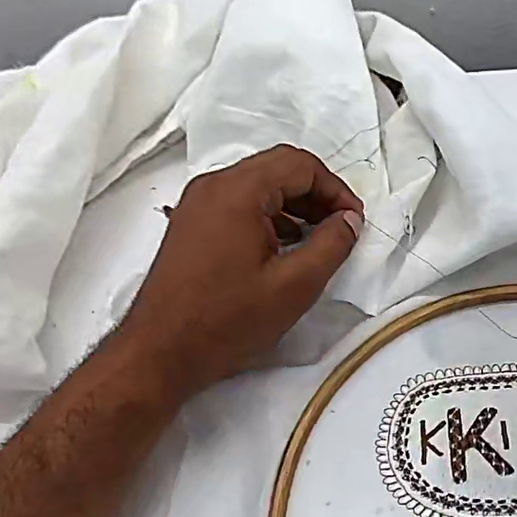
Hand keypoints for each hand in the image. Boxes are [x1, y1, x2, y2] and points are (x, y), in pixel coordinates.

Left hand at [114, 145, 363, 399]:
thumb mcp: (294, 286)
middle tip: (341, 229)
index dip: (335, 189)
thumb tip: (349, 220)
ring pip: (258, 186)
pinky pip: (238, 204)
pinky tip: (284, 249)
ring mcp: (197, 204)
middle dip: (316, 195)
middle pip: (277, 169)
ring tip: (317, 241)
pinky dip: (269, 216)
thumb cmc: (227, 321)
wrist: (162, 351)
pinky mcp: (190, 224)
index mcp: (238, 192)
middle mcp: (213, 186)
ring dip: (294, 206)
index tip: (354, 221)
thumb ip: (331, 245)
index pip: (299, 165)